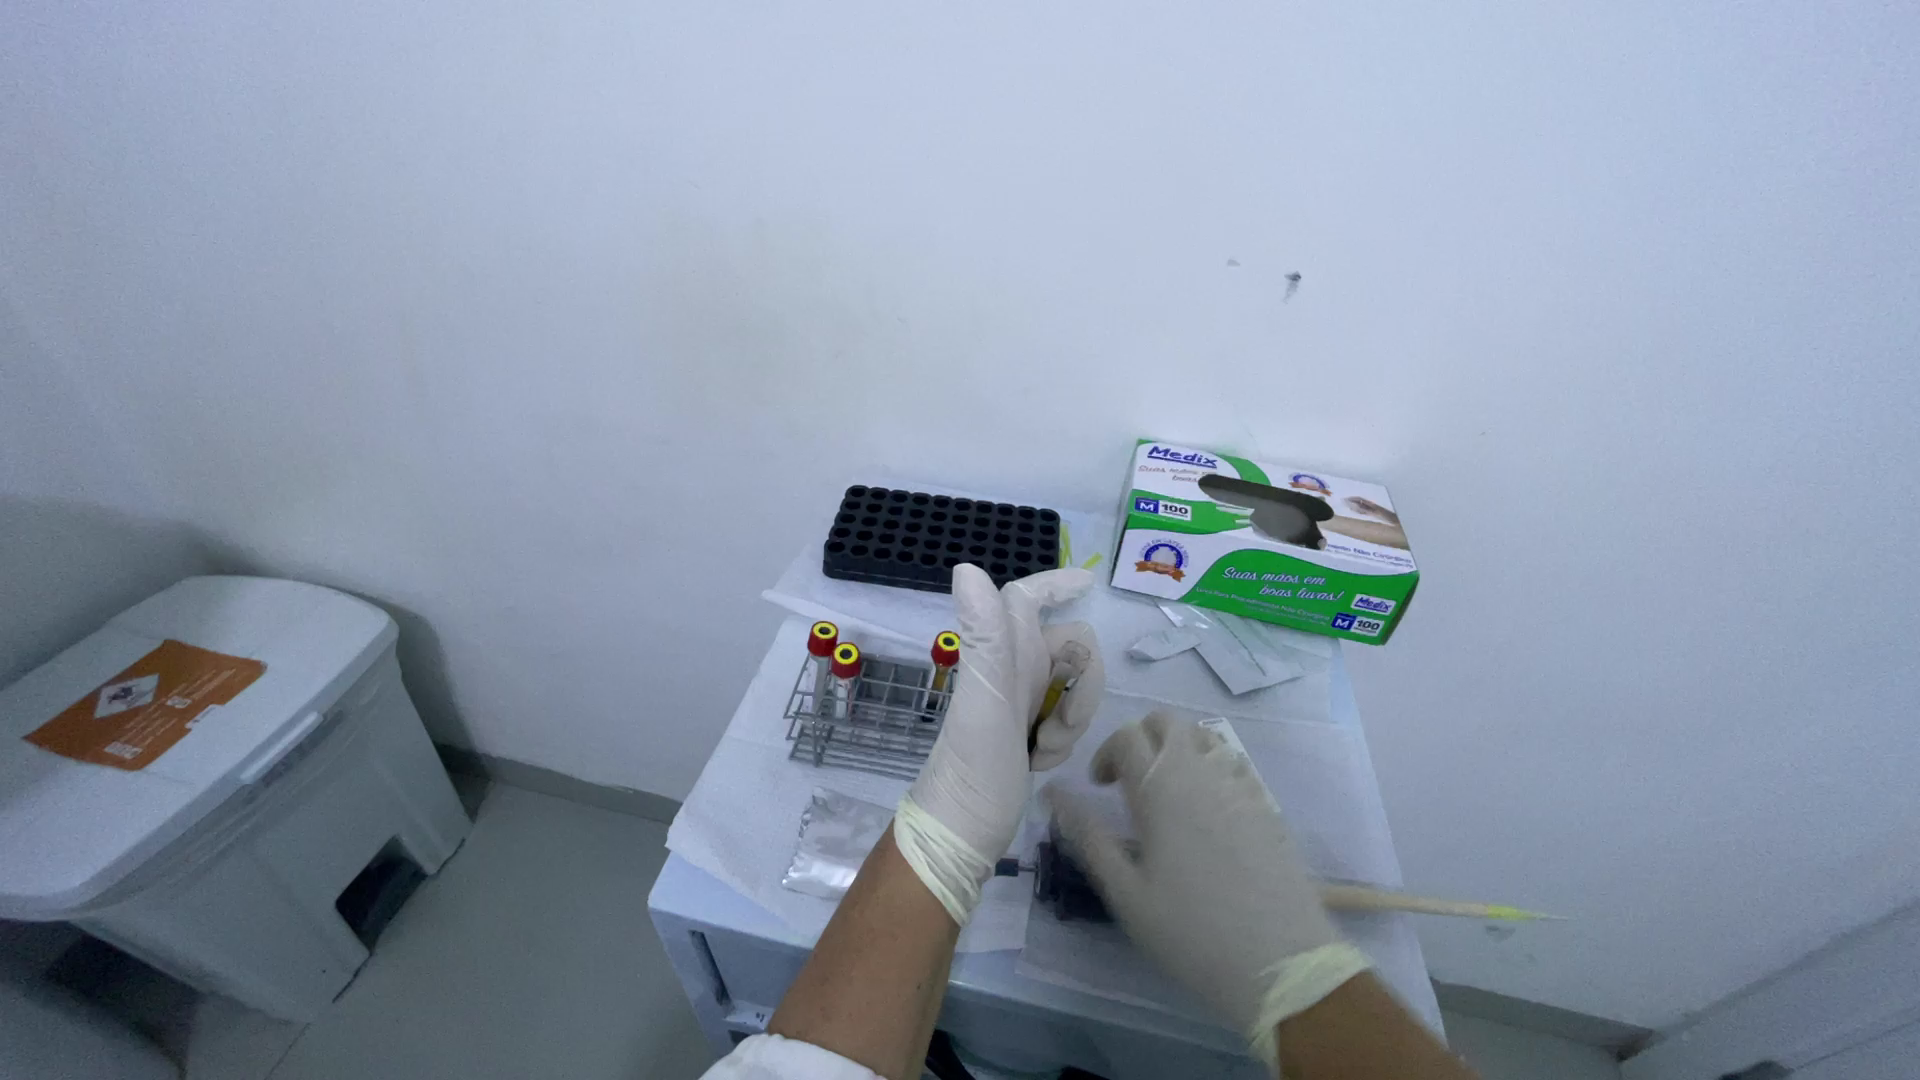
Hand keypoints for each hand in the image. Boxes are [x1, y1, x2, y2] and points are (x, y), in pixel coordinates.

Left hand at [894, 564, 1101, 924]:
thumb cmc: (974, 769)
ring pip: (1071, 683)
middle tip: (1057, 725)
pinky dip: (1064, 736)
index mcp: (1001, 652)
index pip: (1028, 598)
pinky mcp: (1027, 728)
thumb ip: (983, 636)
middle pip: (1068, 644)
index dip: (1057, 582)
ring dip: (1072, 716)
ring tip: (1043, 751)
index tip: (1093, 585)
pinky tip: (1040, 763)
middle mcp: (1010, 667)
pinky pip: (1065, 716)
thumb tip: (966, 566)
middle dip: (1082, 682)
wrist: (962, 832)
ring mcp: (1019, 698)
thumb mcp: (985, 700)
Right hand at [1046, 712, 1369, 1066]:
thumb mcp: (1126, 893)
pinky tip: (1207, 813)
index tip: (1101, 788)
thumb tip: (1053, 794)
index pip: (1126, 736)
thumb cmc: (1191, 932)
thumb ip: (1088, 836)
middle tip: (1131, 782)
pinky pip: (1232, 763)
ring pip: (1202, 735)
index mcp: (1160, 790)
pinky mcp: (1265, 805)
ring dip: (1177, 749)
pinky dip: (1210, 769)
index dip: (1106, 753)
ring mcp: (1238, 786)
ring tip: (1169, 793)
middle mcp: (1199, 774)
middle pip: (1166, 721)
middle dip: (1140, 738)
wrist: (1282, 963)